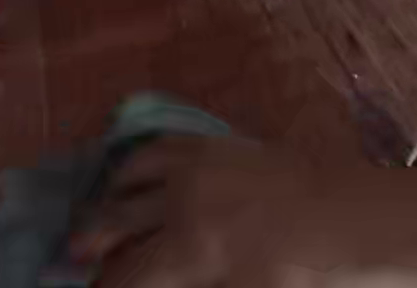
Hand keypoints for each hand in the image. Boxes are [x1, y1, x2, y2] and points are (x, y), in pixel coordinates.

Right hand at [70, 135, 316, 287]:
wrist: (345, 213)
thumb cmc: (309, 275)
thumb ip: (200, 286)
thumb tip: (161, 275)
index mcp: (194, 250)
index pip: (136, 271)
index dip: (109, 283)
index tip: (91, 286)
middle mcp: (180, 202)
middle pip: (121, 219)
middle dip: (93, 238)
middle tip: (72, 250)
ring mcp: (190, 166)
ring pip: (132, 175)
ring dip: (111, 195)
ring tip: (101, 207)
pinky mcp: (204, 143)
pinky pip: (156, 147)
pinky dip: (136, 162)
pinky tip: (134, 170)